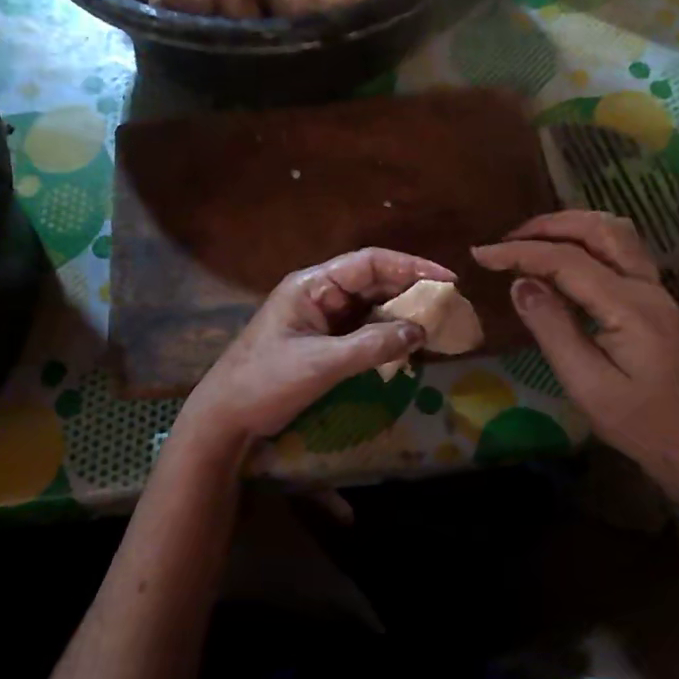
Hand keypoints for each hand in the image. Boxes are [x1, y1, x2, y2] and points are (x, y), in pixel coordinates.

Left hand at [179, 248, 454, 441]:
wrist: (227, 415)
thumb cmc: (265, 381)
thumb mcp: (321, 363)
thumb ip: (372, 346)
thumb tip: (419, 331)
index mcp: (312, 286)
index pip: (369, 263)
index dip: (411, 266)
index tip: (448, 279)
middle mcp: (319, 295)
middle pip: (373, 283)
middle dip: (411, 292)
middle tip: (450, 307)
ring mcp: (320, 319)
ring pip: (370, 308)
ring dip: (402, 315)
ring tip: (439, 326)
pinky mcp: (322, 343)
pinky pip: (362, 332)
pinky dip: (387, 337)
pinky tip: (410, 347)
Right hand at [473, 211, 678, 504]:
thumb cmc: (634, 421)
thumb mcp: (585, 383)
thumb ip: (552, 329)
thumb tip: (520, 283)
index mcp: (630, 309)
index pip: (568, 262)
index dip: (521, 252)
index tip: (481, 254)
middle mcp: (648, 288)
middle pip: (599, 230)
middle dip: (547, 226)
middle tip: (504, 241)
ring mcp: (655, 290)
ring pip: (614, 233)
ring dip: (569, 227)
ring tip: (528, 241)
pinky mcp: (653, 299)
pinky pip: (621, 250)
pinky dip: (586, 240)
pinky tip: (562, 255)